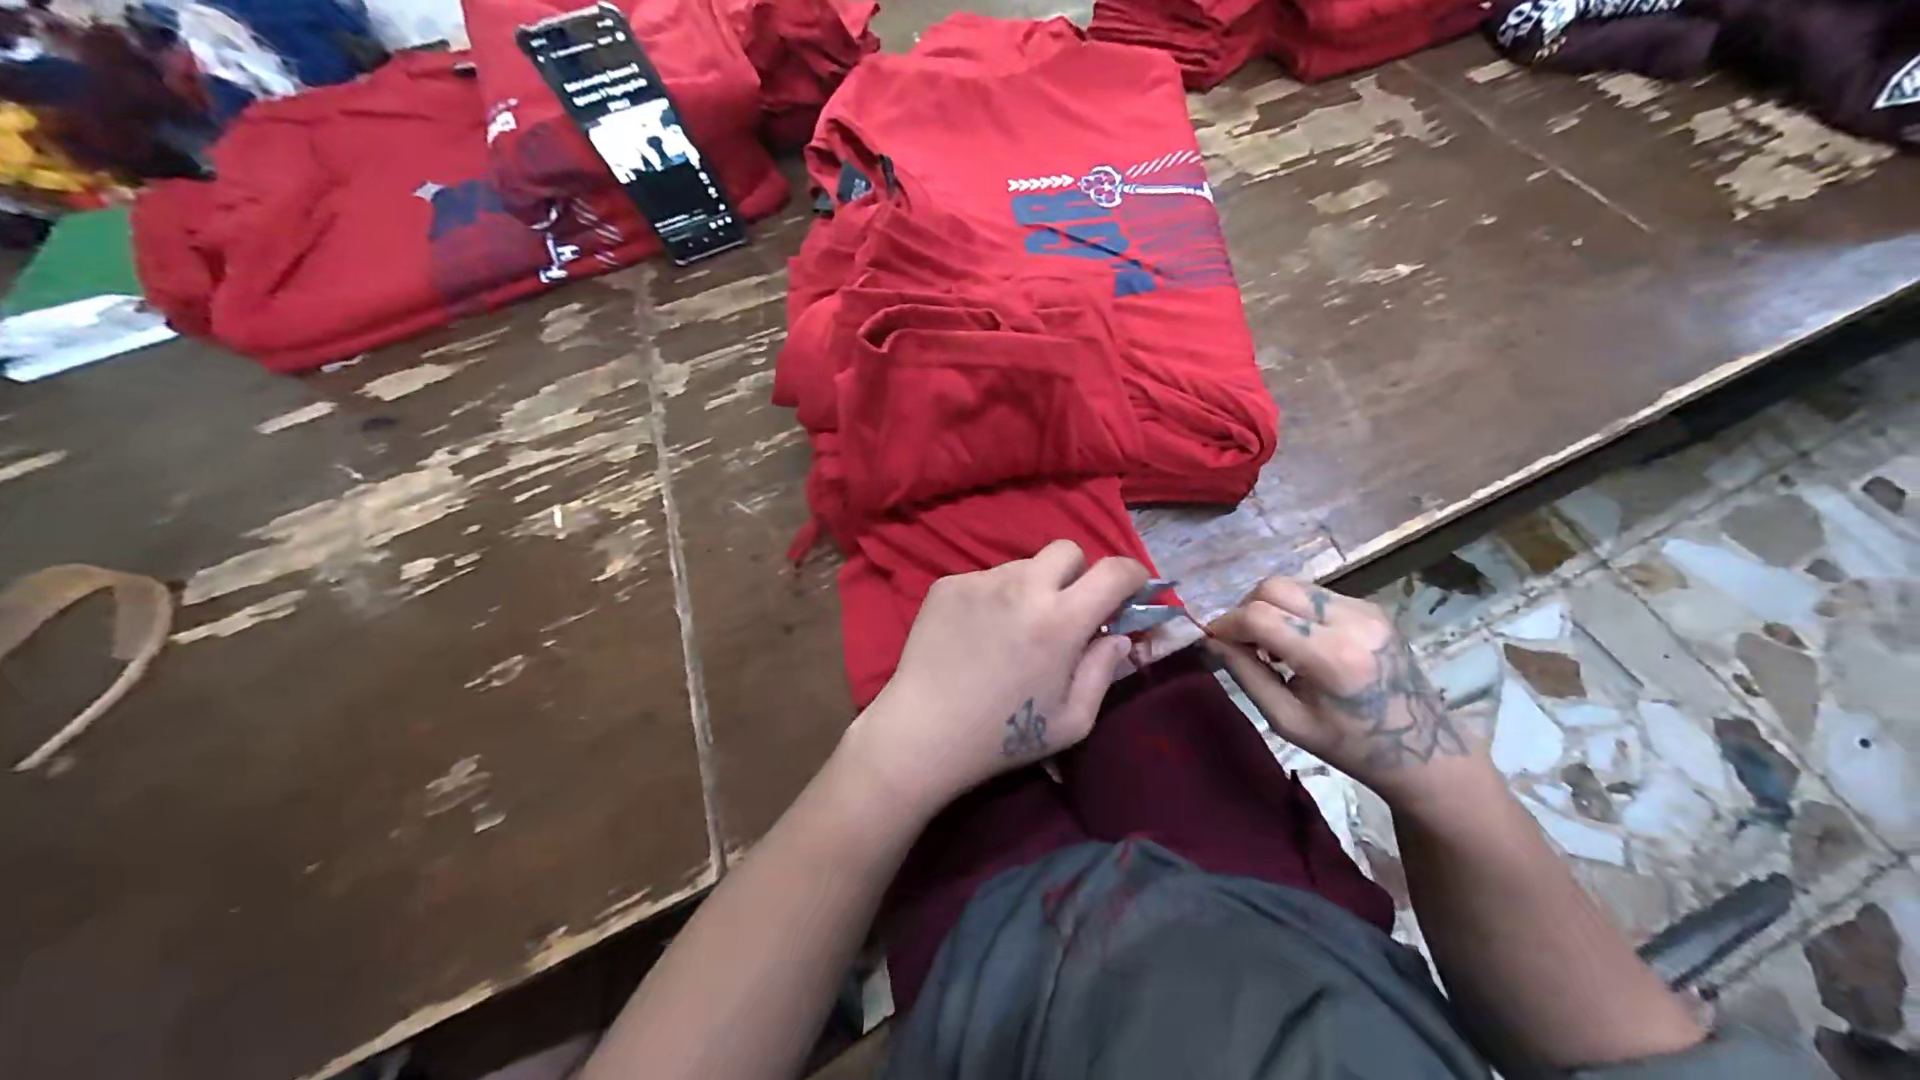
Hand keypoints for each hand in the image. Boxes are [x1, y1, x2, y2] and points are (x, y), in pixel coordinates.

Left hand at [840, 541, 1146, 814]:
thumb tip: (1118, 635)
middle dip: (1078, 575)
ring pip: (1023, 565)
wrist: (924, 733)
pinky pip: (987, 578)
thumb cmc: (1004, 737)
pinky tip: (978, 633)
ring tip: (1012, 629)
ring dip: (1032, 588)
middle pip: (1067, 550)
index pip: (1115, 570)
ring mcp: (981, 581)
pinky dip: (994, 597)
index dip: (1134, 576)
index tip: (1131, 591)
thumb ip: (1104, 670)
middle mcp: (1022, 587)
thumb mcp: (1072, 720)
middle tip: (1066, 610)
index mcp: (1061, 620)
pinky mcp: (948, 584)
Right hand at [1208, 577, 1495, 807]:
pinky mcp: (1372, 608)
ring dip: (1268, 607)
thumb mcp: (1287, 720)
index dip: (1226, 624)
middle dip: (1245, 609)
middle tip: (1241, 641)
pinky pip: (1315, 594)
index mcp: (1332, 657)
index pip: (1259, 616)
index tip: (1213, 641)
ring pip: (1293, 585)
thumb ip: (1245, 674)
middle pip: (1274, 586)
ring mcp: (1366, 610)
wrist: (1425, 751)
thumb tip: (1211, 641)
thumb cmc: (1351, 746)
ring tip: (1270, 644)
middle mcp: (1352, 621)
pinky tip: (1297, 642)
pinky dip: (1292, 610)